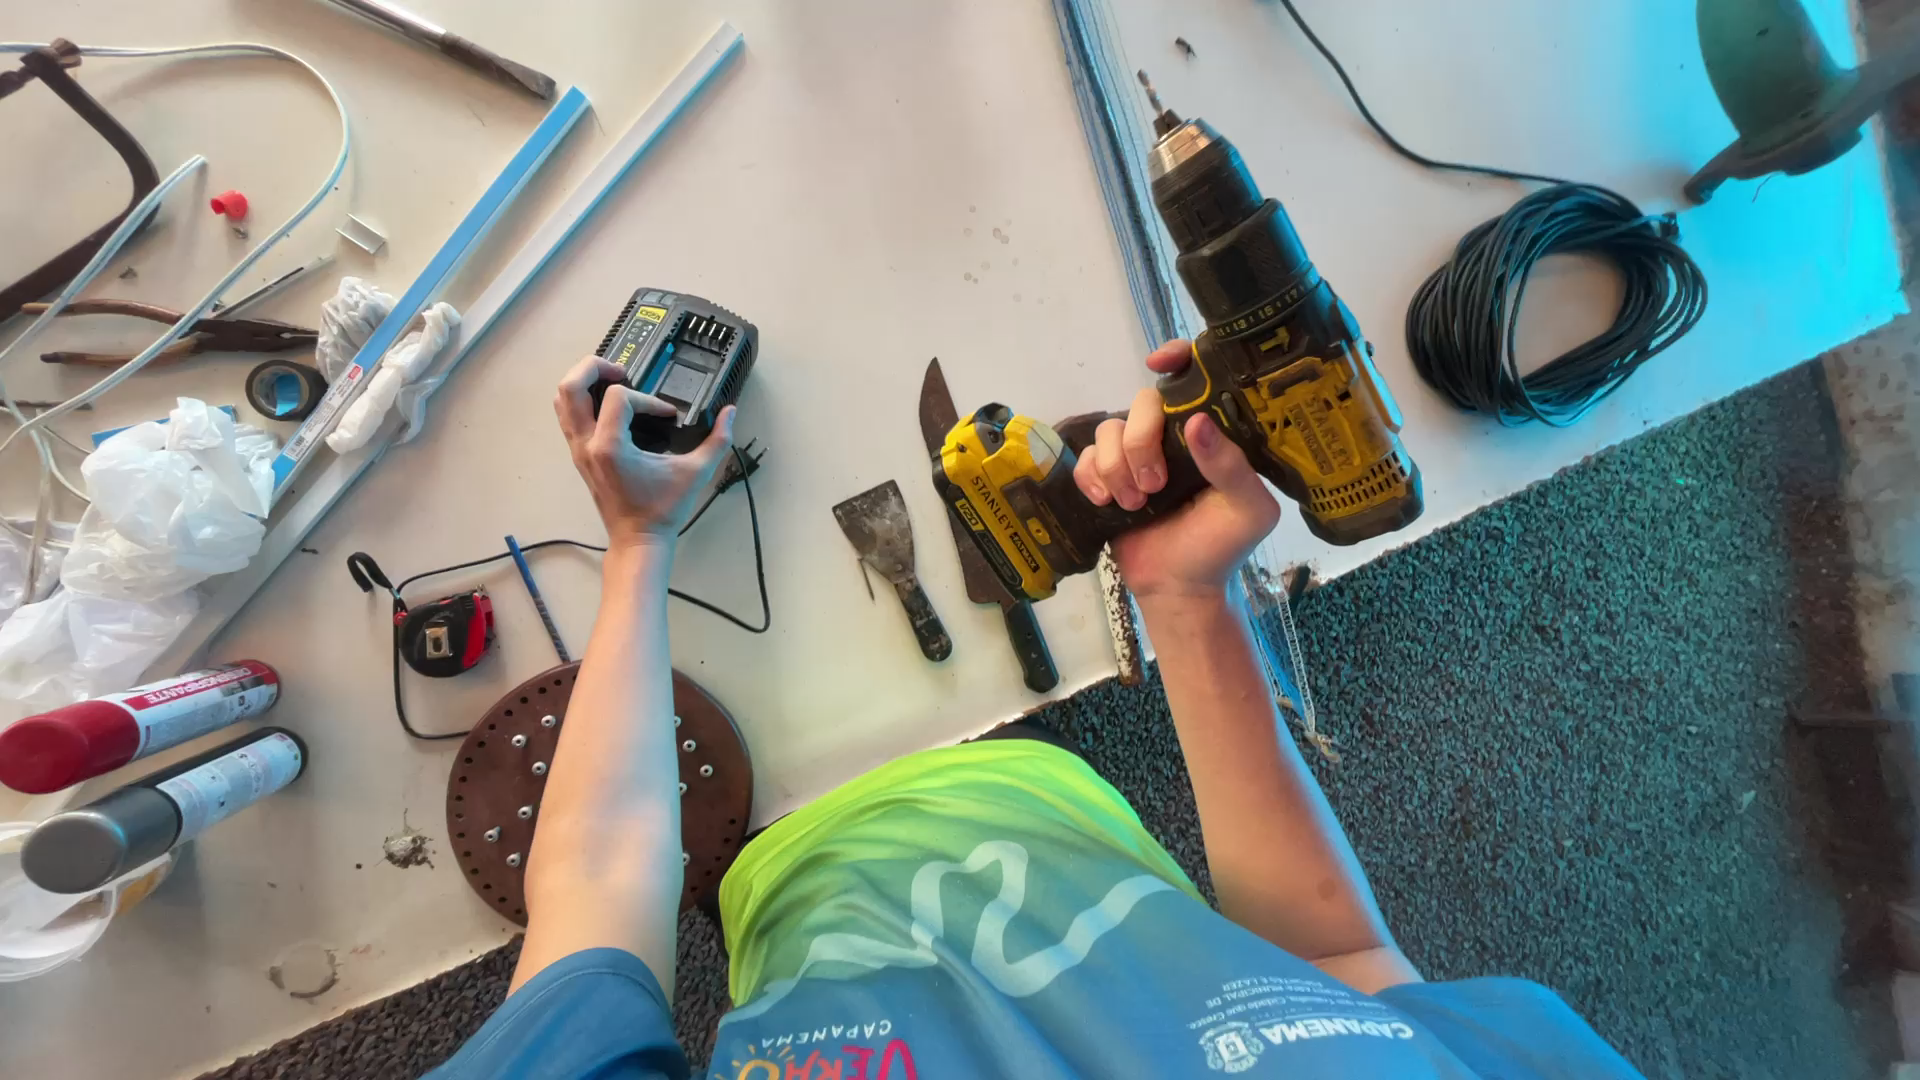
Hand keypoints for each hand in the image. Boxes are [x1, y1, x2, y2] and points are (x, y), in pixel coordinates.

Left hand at [554, 356, 734, 549]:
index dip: (648, 399)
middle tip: (623, 371)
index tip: (668, 416)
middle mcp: (586, 444)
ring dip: (583, 382)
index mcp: (611, 446)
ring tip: (611, 381)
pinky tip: (608, 405)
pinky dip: (581, 401)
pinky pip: (567, 416)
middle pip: (571, 387)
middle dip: (595, 369)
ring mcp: (577, 449)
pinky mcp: (578, 455)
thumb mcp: (696, 473)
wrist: (638, 538)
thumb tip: (731, 412)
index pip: (620, 398)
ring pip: (562, 399)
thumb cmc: (664, 508)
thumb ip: (717, 440)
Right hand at [1072, 340, 1279, 601]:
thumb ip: (1230, 465)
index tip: (1156, 362)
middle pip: (1141, 403)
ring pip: (1108, 430)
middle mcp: (1172, 437)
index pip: (1195, 379)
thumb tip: (1196, 422)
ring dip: (1116, 467)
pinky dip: (1090, 477)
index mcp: (1211, 435)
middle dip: (1140, 442)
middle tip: (1154, 484)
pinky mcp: (1106, 477)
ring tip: (1135, 503)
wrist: (1176, 589)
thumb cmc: (1219, 548)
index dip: (1176, 358)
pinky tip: (1104, 501)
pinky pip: (1085, 457)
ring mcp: (1135, 456)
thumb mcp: (1246, 510)